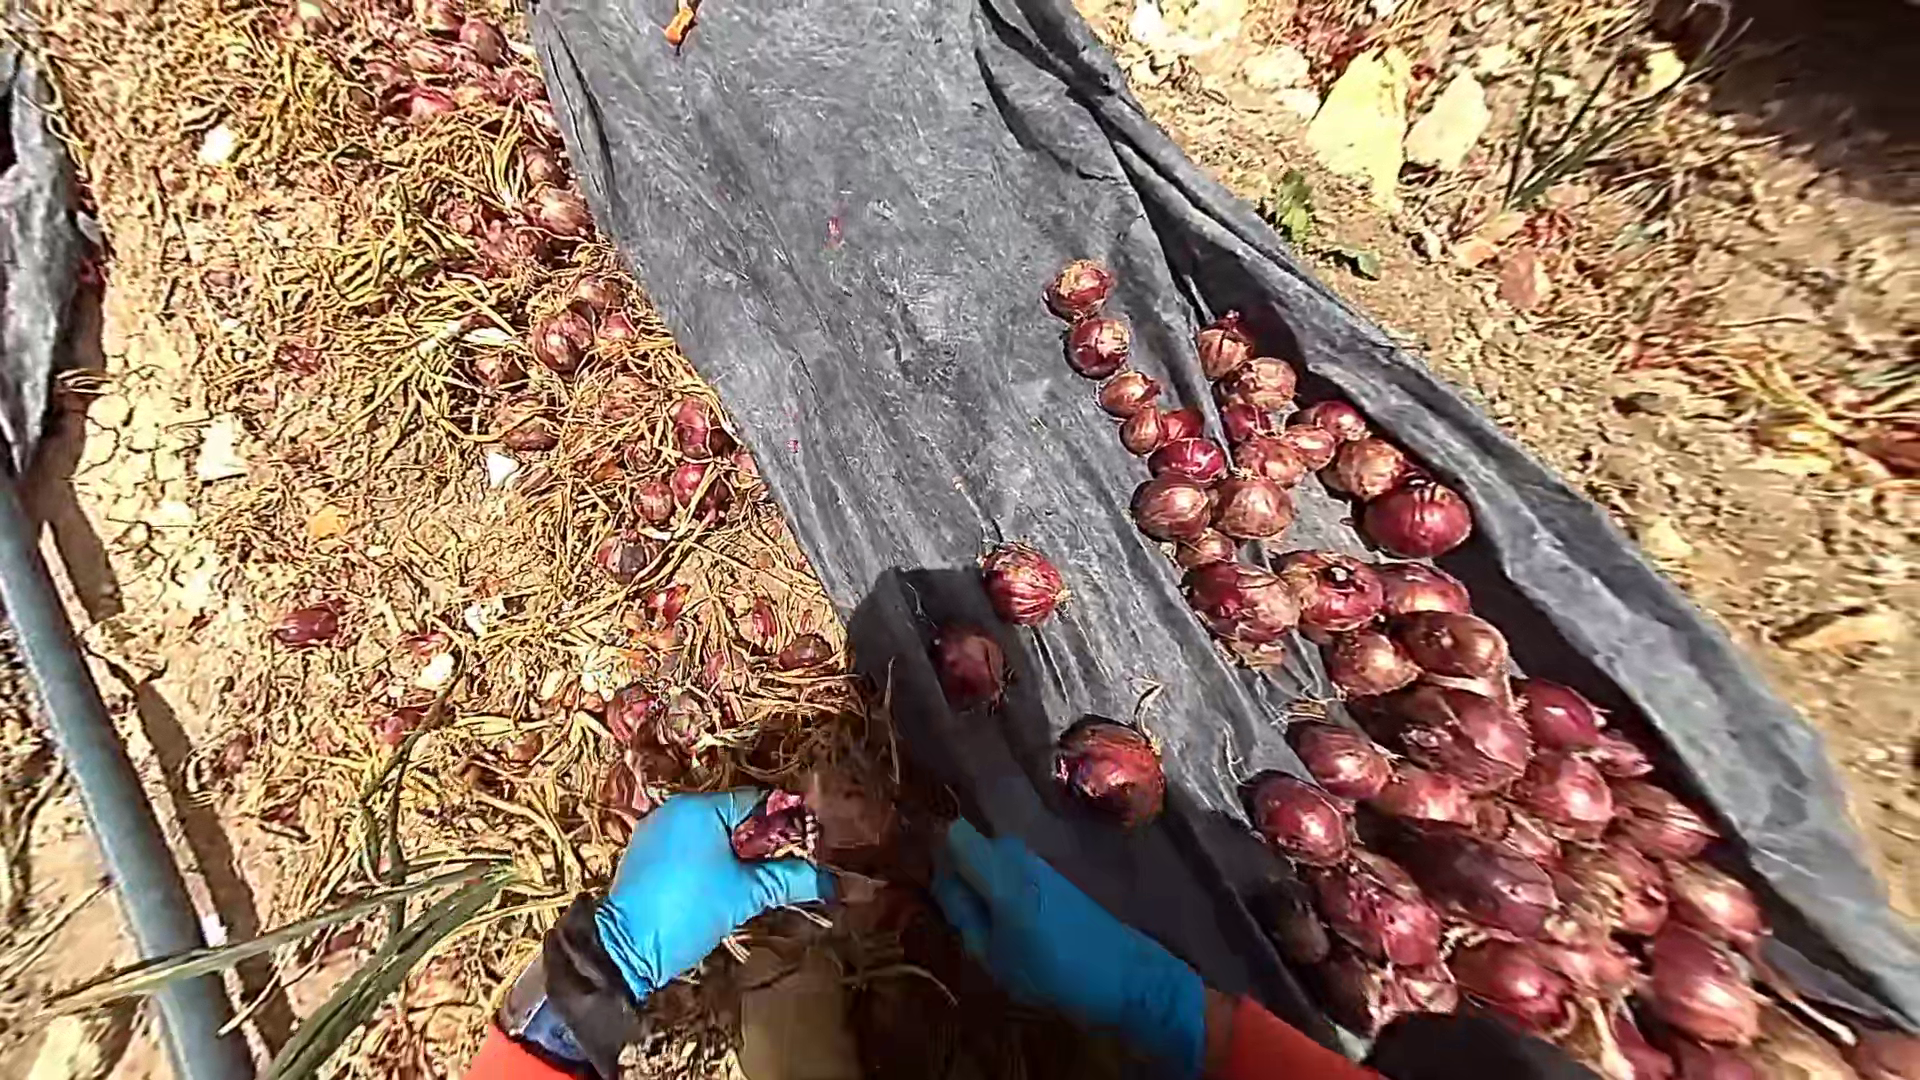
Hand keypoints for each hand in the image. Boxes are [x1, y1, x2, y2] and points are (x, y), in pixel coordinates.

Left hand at [594, 790, 829, 999]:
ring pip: (711, 827)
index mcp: (701, 807)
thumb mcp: (744, 894)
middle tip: (779, 861)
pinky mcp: (644, 851)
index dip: (782, 820)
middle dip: (758, 837)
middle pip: (734, 813)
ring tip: (752, 873)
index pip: (757, 801)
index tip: (800, 841)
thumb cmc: (687, 911)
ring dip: (733, 846)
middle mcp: (677, 808)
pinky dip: (708, 853)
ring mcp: (657, 828)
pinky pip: (688, 841)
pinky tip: (719, 879)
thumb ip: (789, 879)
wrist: (620, 954)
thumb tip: (832, 882)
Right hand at [929, 819, 1206, 1075]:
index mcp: (997, 866)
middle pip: (965, 850)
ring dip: (981, 889)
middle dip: (960, 882)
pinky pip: (1004, 870)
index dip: (936, 858)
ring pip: (984, 862)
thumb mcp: (994, 955)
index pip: (951, 835)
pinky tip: (1016, 927)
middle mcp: (1012, 849)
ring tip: (997, 933)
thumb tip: (943, 885)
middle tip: (972, 928)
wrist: (1120, 971)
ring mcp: (1030, 856)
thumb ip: (963, 914)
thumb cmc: (1053, 968)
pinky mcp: (1043, 868)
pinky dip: (999, 892)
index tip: (939, 894)